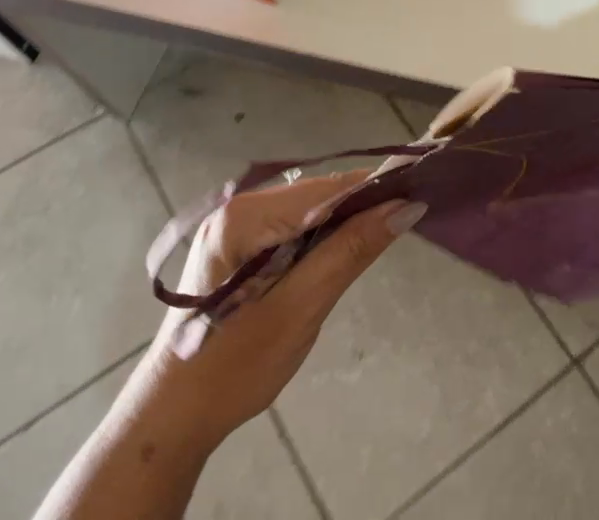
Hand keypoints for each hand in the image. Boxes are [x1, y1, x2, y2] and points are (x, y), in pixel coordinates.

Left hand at [142, 171, 424, 451]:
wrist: (175, 410)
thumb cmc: (234, 366)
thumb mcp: (300, 308)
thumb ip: (350, 252)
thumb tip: (405, 207)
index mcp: (240, 219)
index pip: (324, 189)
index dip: (375, 188)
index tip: (423, 189)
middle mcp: (234, 208)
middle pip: (316, 194)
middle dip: (364, 201)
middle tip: (413, 212)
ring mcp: (233, 224)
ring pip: (308, 208)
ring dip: (347, 218)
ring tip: (392, 225)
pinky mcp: (239, 243)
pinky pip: (293, 225)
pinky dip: (325, 233)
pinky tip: (349, 245)